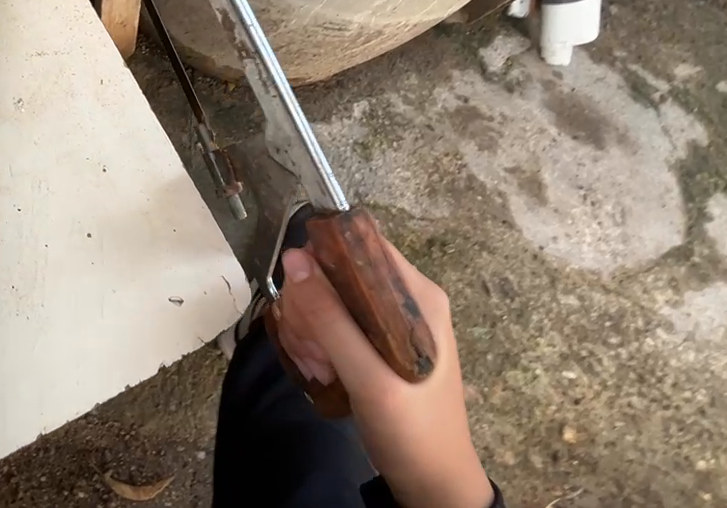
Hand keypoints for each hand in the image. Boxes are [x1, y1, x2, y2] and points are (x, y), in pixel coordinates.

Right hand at [273, 242, 493, 507]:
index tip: (300, 285)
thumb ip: (330, 317)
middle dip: (312, 297)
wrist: (434, 486)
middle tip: (309, 337)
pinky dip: (317, 335)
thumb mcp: (369, 375)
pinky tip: (318, 364)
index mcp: (417, 294)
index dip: (323, 253)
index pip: (361, 242)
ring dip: (310, 320)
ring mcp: (391, 318)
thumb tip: (292, 256)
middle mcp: (405, 296)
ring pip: (329, 292)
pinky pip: (333, 316)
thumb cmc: (412, 428)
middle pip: (338, 267)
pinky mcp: (377, 339)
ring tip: (315, 358)